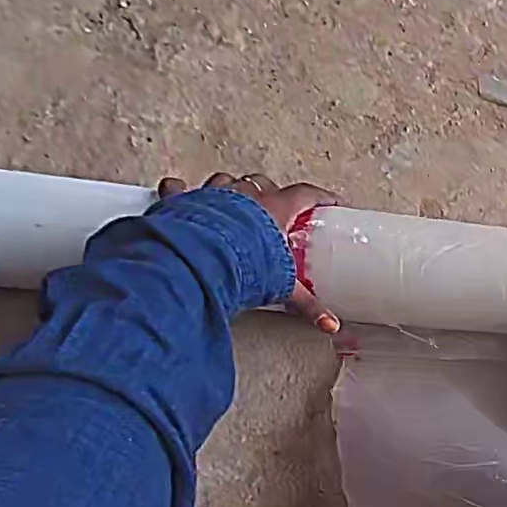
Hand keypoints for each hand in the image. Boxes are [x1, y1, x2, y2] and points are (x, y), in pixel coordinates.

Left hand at [157, 172, 340, 333]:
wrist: (197, 264)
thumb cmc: (241, 267)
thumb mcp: (283, 288)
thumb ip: (307, 304)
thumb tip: (329, 324)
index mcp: (274, 210)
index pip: (305, 195)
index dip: (320, 197)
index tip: (329, 201)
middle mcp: (243, 197)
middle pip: (263, 184)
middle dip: (270, 192)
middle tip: (275, 207)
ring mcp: (211, 196)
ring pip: (224, 181)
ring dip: (230, 189)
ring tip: (233, 201)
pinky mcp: (181, 203)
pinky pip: (178, 189)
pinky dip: (180, 191)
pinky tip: (181, 193)